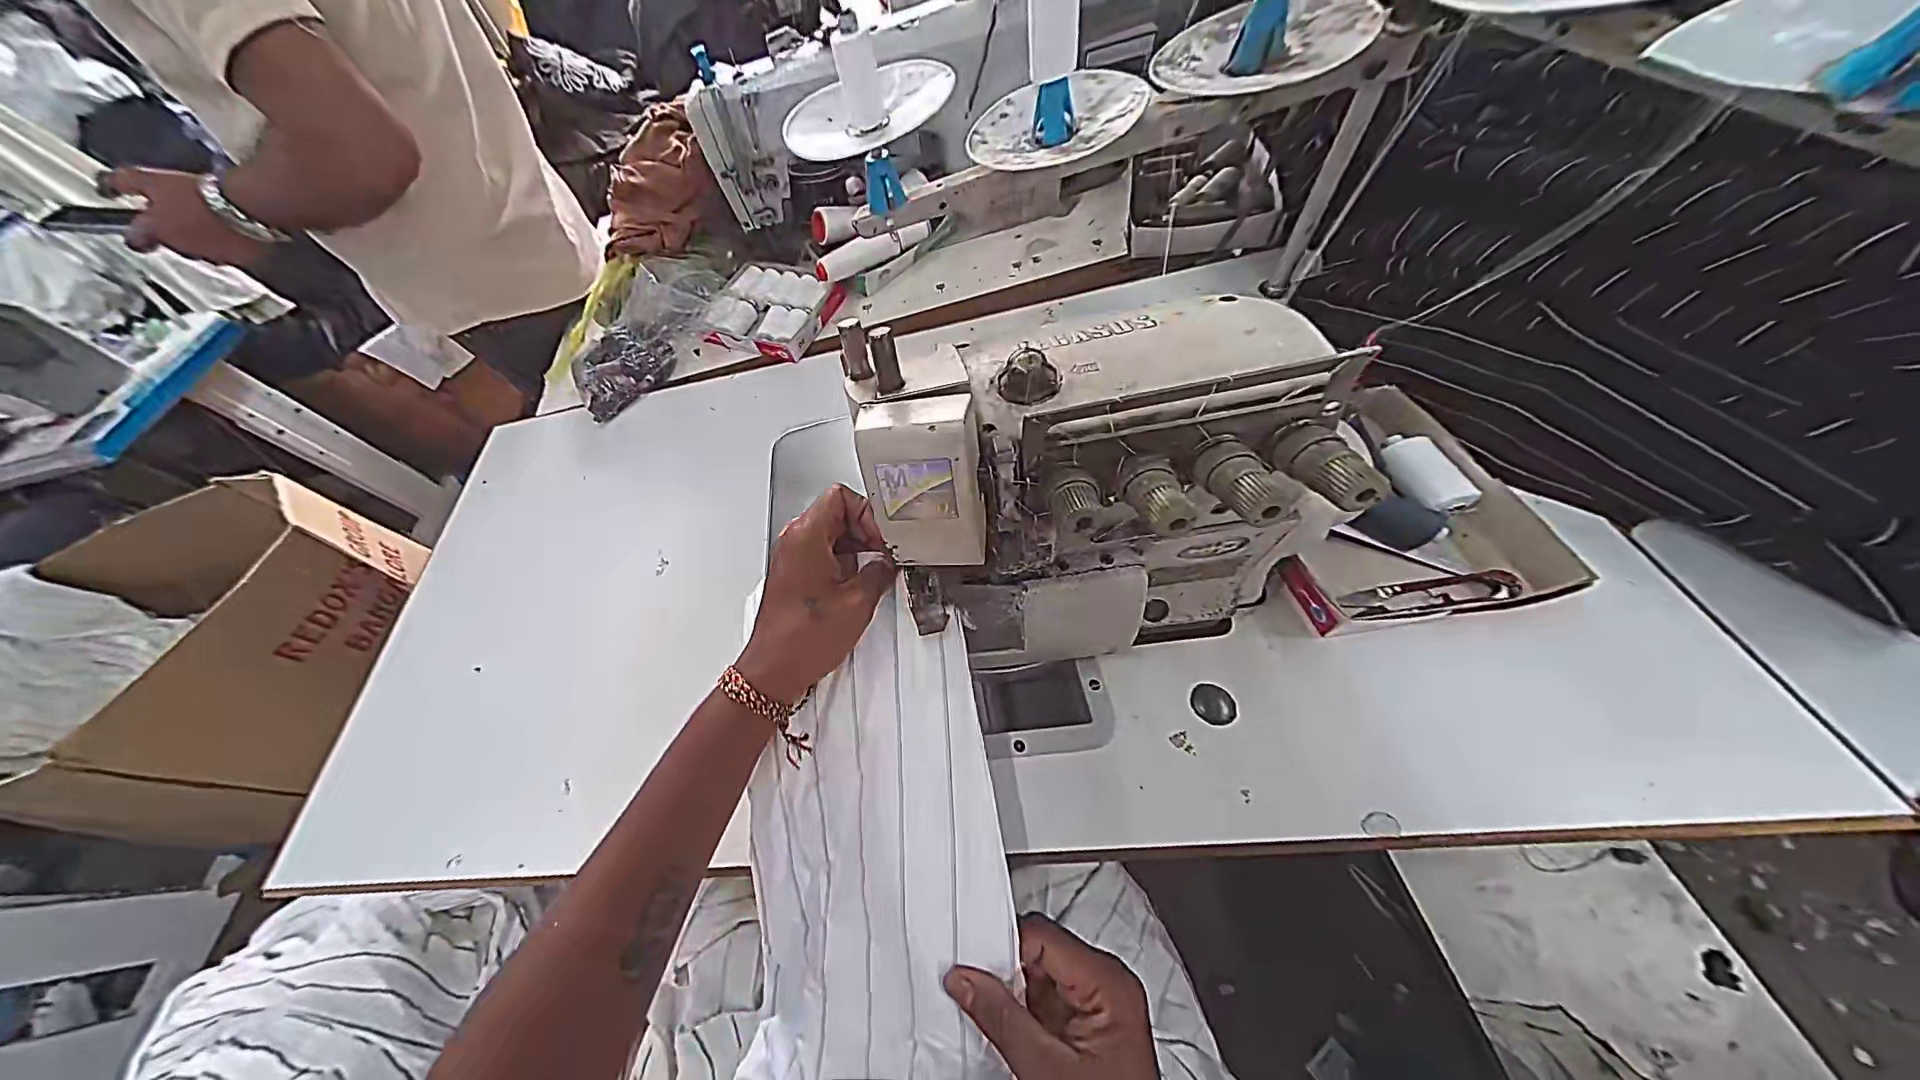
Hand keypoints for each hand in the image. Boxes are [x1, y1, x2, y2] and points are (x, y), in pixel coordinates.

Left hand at [97, 167, 272, 266]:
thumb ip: (123, 184)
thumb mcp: (150, 179)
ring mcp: (219, 257)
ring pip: (207, 251)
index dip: (135, 235)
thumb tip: (104, 188)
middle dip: (177, 233)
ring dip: (206, 240)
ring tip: (215, 223)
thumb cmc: (196, 193)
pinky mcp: (248, 259)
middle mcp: (186, 250)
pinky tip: (238, 231)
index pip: (136, 241)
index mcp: (159, 232)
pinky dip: (233, 244)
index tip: (139, 228)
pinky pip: (236, 253)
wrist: (248, 208)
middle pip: (175, 245)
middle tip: (184, 216)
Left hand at [736, 484, 894, 703]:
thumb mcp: (858, 602)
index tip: (883, 536)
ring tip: (876, 571)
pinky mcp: (794, 574)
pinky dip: (846, 562)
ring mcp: (793, 557)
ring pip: (833, 534)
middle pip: (838, 513)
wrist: (775, 669)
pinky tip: (860, 585)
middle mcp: (795, 541)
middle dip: (867, 531)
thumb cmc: (802, 639)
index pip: (841, 497)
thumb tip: (887, 564)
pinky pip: (824, 553)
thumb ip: (880, 572)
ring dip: (858, 548)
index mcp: (806, 536)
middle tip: (886, 553)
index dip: (868, 513)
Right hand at [945, 914, 1156, 1079]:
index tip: (973, 970)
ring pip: (1040, 973)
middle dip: (1006, 972)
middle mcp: (1108, 982)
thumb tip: (966, 980)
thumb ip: (1002, 1018)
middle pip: (1040, 949)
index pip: (1042, 935)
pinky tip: (1013, 1032)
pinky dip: (1023, 1011)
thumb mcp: (1045, 1069)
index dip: (1002, 948)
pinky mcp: (1088, 1021)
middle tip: (977, 994)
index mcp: (1107, 980)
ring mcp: (1099, 1001)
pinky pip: (1046, 997)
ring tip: (997, 1021)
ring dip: (1012, 993)